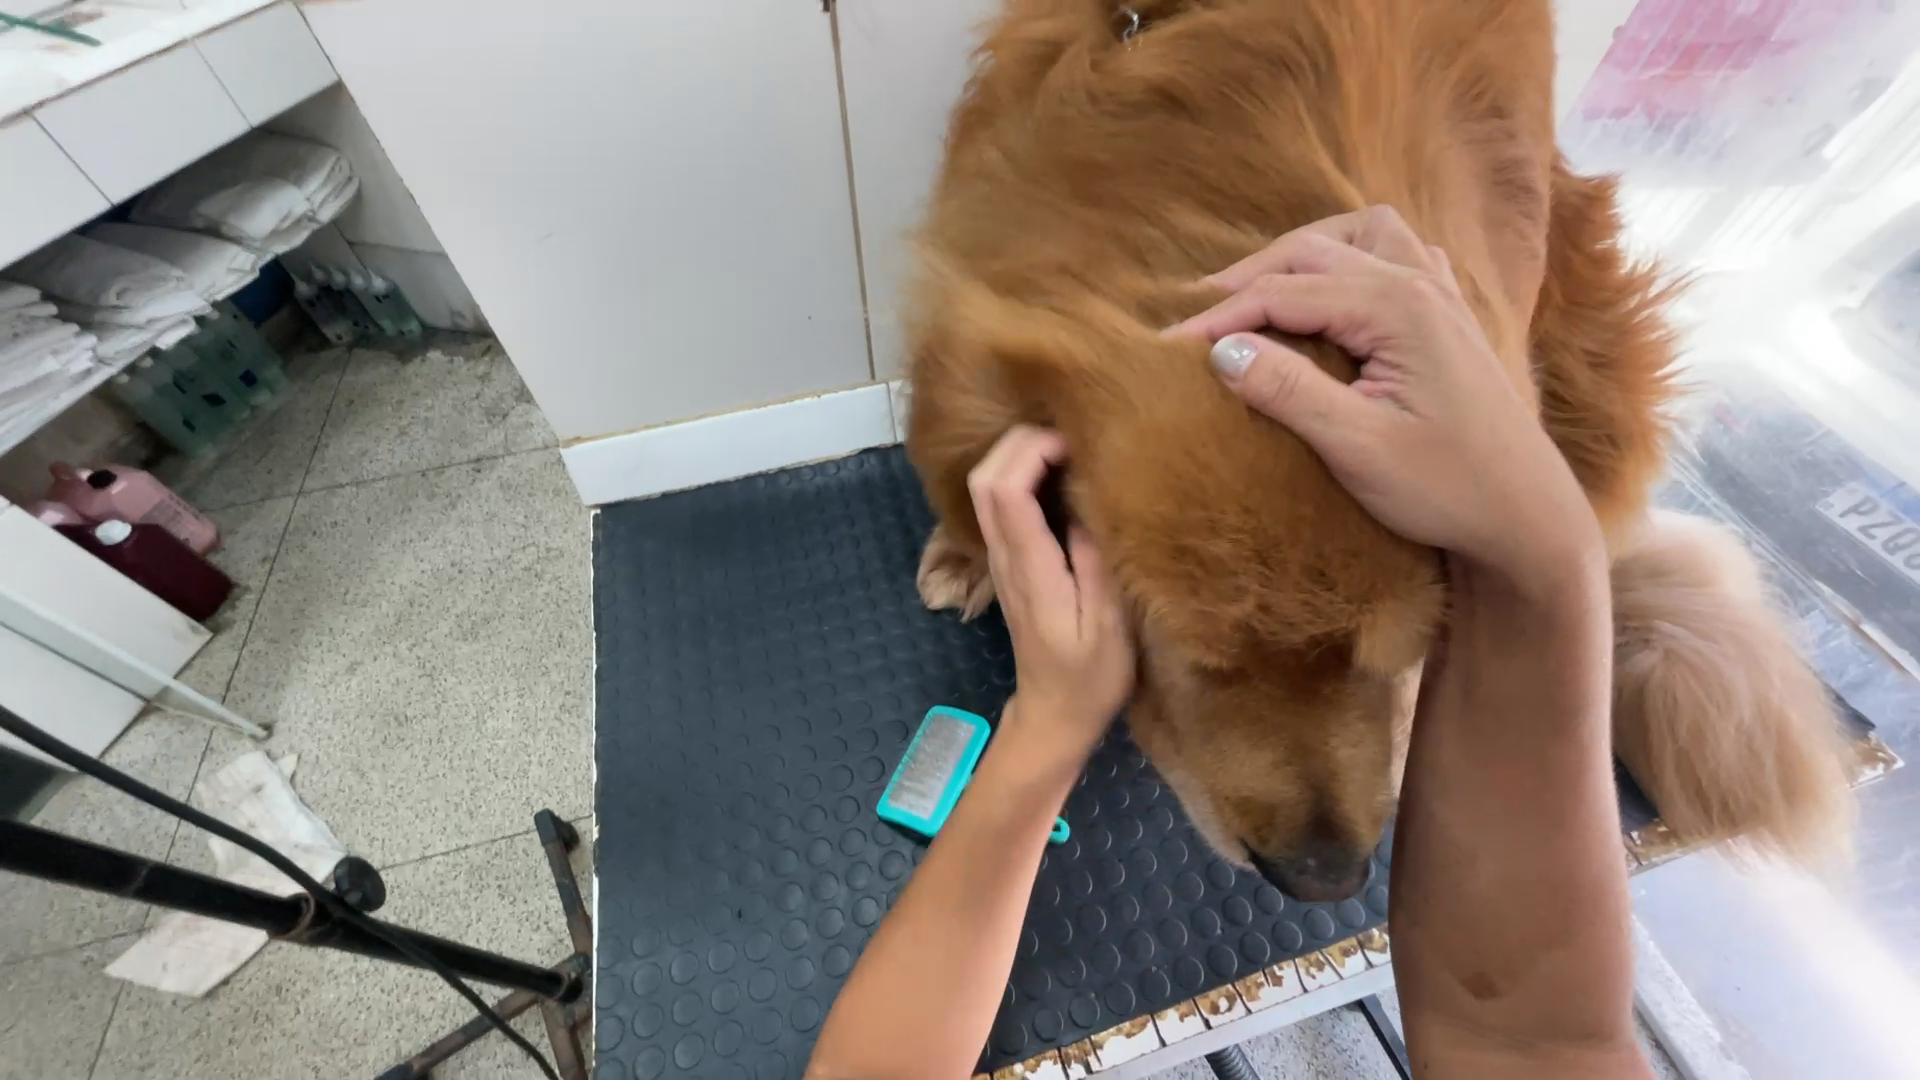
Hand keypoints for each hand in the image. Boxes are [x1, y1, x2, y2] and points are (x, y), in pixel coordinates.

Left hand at [968, 426, 1135, 764]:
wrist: (1052, 713)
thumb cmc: (1089, 677)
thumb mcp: (1111, 626)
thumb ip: (1097, 561)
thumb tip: (1090, 500)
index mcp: (1030, 568)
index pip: (1005, 489)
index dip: (1032, 450)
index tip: (1077, 440)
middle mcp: (1003, 556)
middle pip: (985, 477)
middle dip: (1021, 441)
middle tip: (1074, 433)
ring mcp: (999, 559)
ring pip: (986, 487)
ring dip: (1019, 455)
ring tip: (1070, 447)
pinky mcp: (1007, 563)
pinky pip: (1000, 504)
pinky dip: (1021, 475)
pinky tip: (1059, 475)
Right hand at [1171, 206, 1602, 582]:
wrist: (1524, 518)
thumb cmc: (1444, 487)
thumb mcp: (1355, 445)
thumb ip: (1287, 390)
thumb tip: (1221, 351)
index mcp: (1397, 308)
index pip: (1284, 294)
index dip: (1220, 317)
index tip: (1166, 345)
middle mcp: (1419, 284)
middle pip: (1313, 251)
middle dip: (1247, 278)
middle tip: (1197, 317)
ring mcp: (1439, 297)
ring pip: (1357, 237)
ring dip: (1300, 255)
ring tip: (1258, 290)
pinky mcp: (1445, 318)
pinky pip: (1394, 255)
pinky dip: (1349, 260)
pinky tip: (1335, 290)